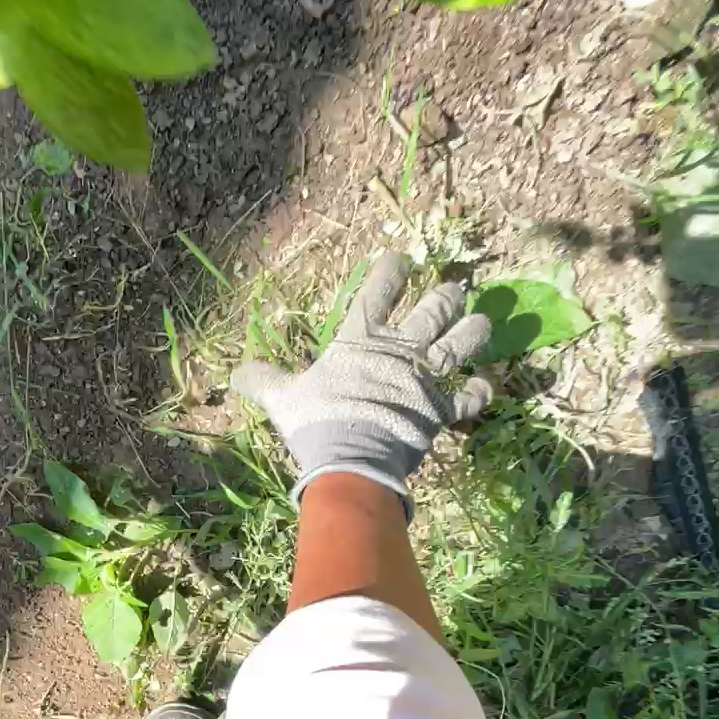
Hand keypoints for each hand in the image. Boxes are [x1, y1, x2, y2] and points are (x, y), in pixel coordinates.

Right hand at [231, 253, 492, 511]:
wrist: (352, 459)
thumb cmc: (317, 422)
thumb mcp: (282, 399)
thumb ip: (264, 382)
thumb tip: (235, 374)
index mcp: (360, 340)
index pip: (377, 293)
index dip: (391, 272)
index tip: (401, 259)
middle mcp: (399, 350)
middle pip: (431, 311)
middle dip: (445, 297)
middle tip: (454, 290)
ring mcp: (424, 378)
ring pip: (460, 344)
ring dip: (473, 331)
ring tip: (482, 321)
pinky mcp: (441, 410)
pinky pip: (468, 398)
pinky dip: (478, 392)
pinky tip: (483, 385)